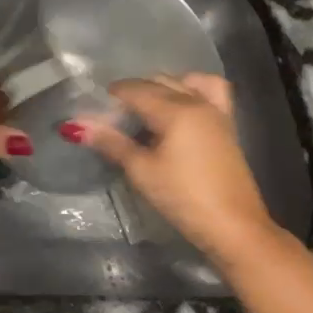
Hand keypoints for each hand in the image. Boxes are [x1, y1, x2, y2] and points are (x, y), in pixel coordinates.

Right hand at [65, 73, 277, 258]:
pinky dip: (191, 87)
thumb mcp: (142, 172)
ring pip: (179, 82)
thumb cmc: (185, 199)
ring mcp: (214, 110)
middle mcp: (195, 101)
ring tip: (143, 113)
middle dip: (131, 94)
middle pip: (154, 82)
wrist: (236, 230)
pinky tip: (179, 104)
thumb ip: (111, 143)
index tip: (95, 114)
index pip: (133, 89)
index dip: (110, 98)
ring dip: (157, 89)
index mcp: (174, 109)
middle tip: (114, 119)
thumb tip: (75, 126)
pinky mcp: (226, 124)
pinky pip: (208, 89)